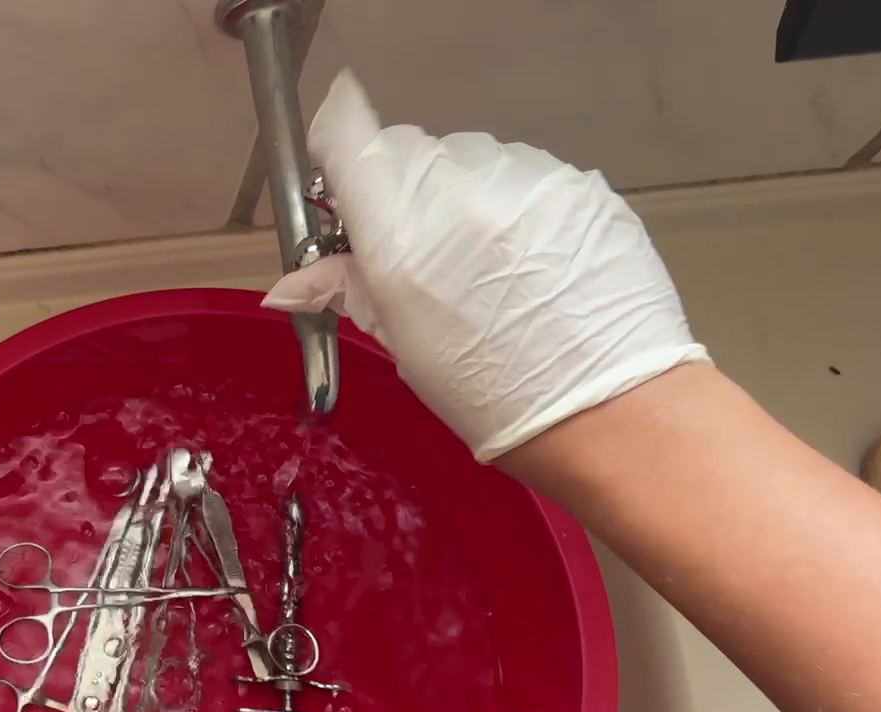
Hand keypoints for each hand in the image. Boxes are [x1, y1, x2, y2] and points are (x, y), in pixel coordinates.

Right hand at [261, 70, 711, 459]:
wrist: (597, 400)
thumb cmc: (478, 385)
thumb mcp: (396, 337)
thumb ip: (342, 289)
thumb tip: (283, 287)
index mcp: (403, 238)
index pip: (354, 145)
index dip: (336, 143)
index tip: (331, 160)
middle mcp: (462, 193)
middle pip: (405, 149)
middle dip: (390, 184)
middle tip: (398, 238)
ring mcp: (527, 182)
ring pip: (463, 156)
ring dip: (447, 189)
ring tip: (464, 253)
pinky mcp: (577, 183)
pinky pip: (516, 171)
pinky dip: (498, 199)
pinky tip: (510, 252)